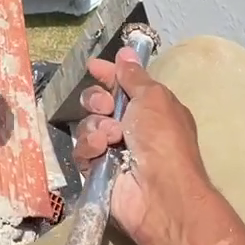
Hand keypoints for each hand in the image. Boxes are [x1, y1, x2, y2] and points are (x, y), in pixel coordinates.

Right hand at [71, 45, 210, 244]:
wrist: (161, 193)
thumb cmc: (162, 139)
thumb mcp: (153, 97)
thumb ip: (134, 76)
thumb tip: (126, 52)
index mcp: (150, 110)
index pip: (122, 84)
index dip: (107, 73)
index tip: (92, 66)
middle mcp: (131, 128)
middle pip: (98, 102)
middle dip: (97, 100)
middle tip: (107, 108)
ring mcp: (113, 150)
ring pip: (87, 124)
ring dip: (97, 125)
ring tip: (112, 137)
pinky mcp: (97, 170)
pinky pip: (82, 149)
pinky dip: (91, 147)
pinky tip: (103, 151)